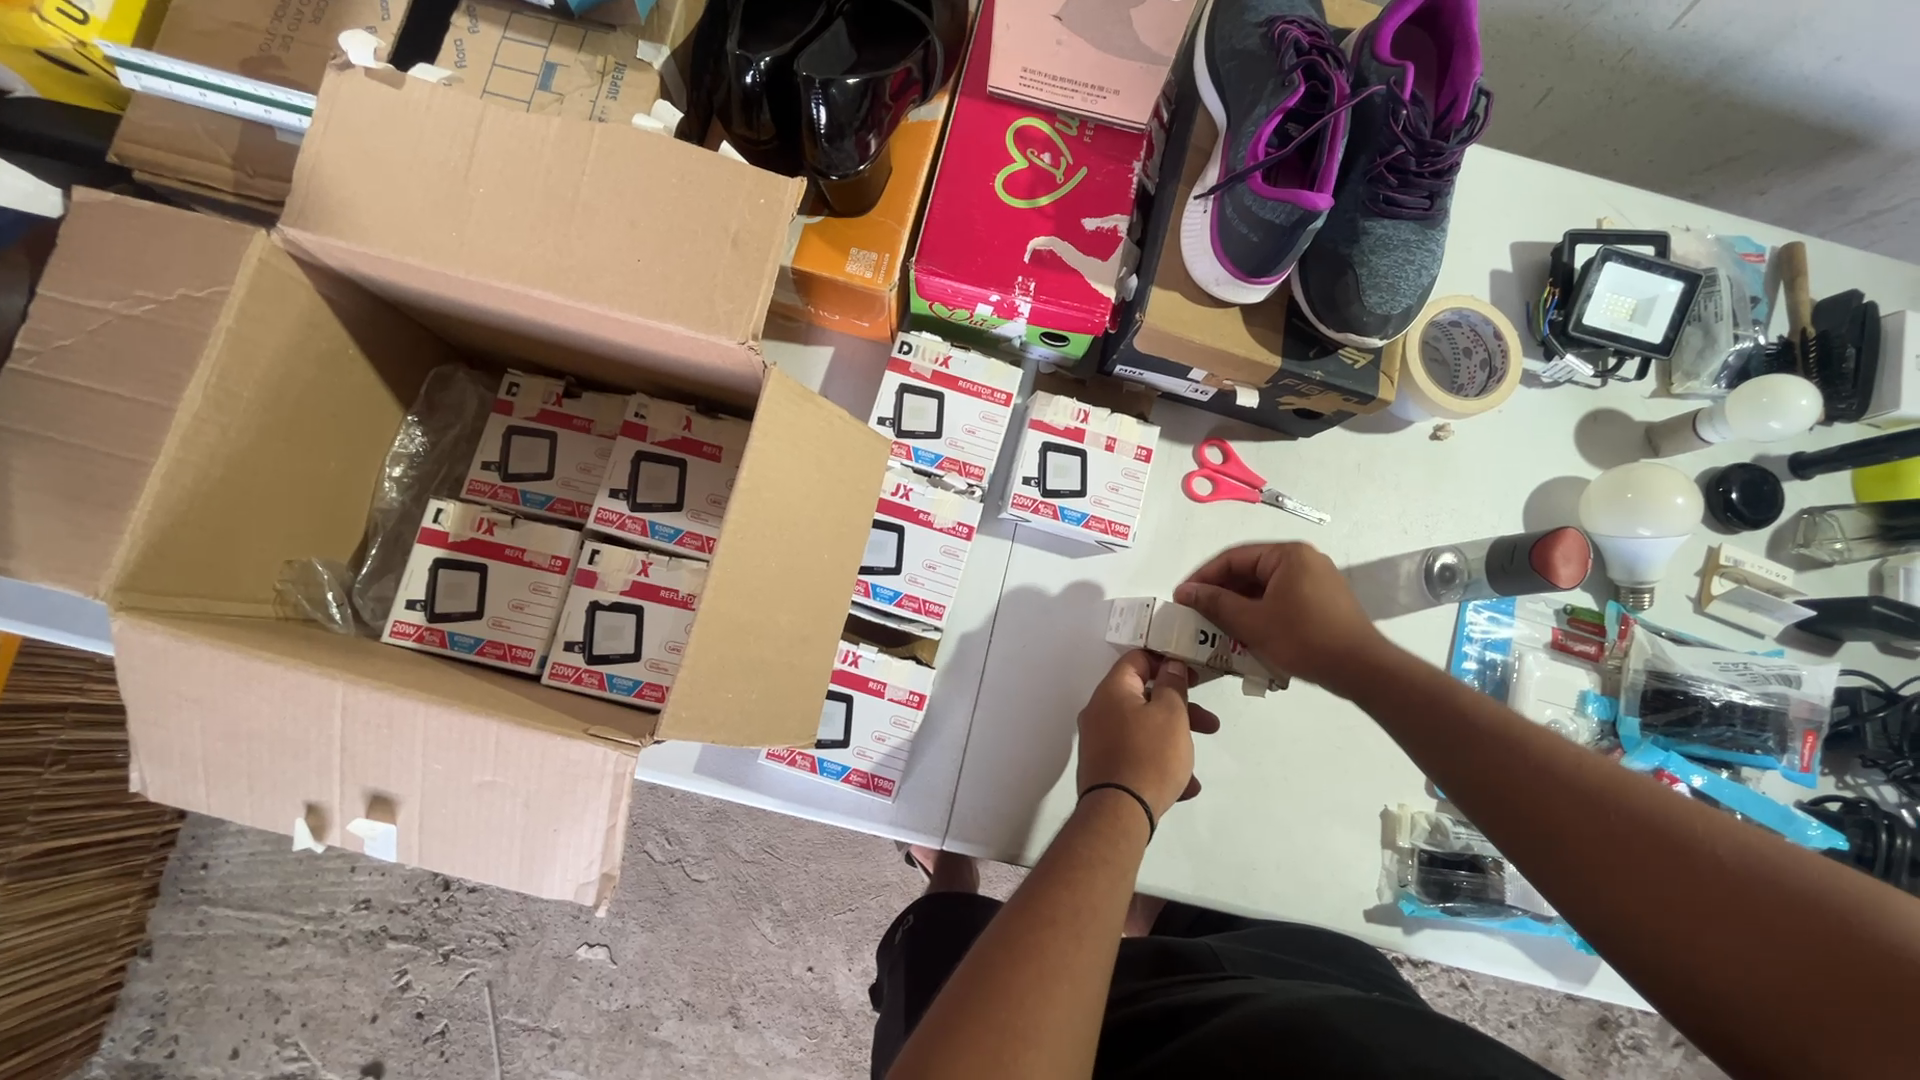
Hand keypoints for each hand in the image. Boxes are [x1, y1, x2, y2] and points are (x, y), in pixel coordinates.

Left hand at [1076, 651, 1220, 819]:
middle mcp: (1099, 712)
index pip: (1137, 660)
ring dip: (1173, 740)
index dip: (1166, 661)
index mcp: (1111, 691)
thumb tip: (1170, 665)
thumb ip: (1173, 685)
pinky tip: (1185, 786)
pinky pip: (1135, 757)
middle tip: (1208, 722)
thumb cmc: (1149, 755)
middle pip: (1143, 698)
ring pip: (1142, 731)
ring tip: (1196, 763)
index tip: (1192, 674)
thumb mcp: (1171, 714)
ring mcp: (1098, 742)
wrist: (1118, 813)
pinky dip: (1159, 764)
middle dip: (1180, 709)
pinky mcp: (1103, 768)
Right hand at [1174, 542, 1391, 698]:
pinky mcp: (1322, 602)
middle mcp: (1303, 560)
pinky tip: (1245, 636)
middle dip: (1220, 594)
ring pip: (1263, 589)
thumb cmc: (1304, 639)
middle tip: (1196, 615)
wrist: (1362, 670)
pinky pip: (1280, 600)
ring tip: (1215, 628)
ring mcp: (1316, 580)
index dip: (1203, 577)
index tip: (1182, 598)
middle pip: (1249, 572)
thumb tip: (1186, 591)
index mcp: (1287, 555)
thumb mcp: (1252, 622)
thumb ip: (1215, 603)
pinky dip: (1259, 614)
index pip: (1232, 558)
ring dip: (1238, 607)